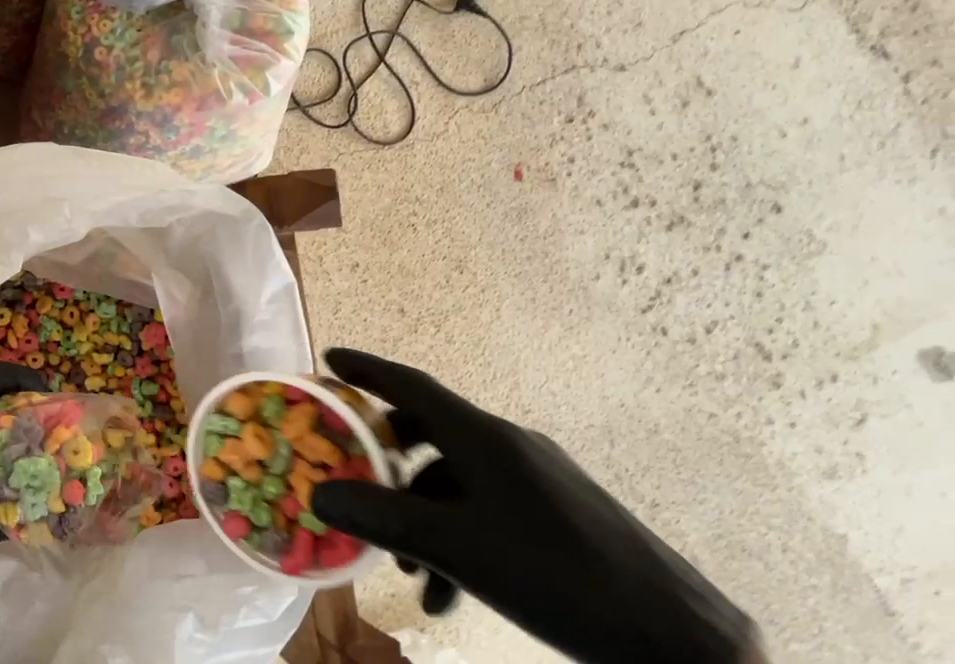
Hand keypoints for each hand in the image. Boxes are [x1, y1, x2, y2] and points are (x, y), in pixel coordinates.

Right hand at [311, 349, 756, 663]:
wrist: (676, 639)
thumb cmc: (558, 576)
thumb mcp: (457, 549)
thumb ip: (383, 518)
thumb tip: (319, 495)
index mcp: (485, 439)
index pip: (412, 386)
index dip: (367, 370)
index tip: (329, 360)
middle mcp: (510, 448)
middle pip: (431, 434)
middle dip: (388, 462)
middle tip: (356, 478)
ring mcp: (538, 482)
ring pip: (457, 485)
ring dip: (421, 521)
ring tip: (406, 574)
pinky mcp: (559, 518)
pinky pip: (488, 514)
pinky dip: (457, 544)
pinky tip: (447, 596)